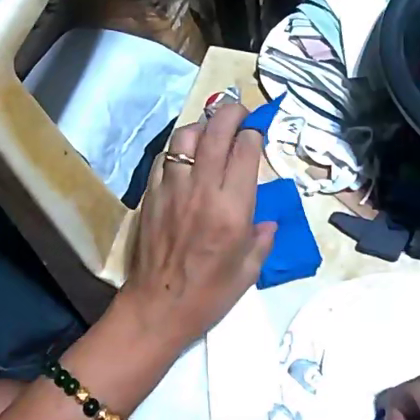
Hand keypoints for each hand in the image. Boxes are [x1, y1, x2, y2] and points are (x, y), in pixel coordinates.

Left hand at [117, 102, 274, 350]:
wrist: (157, 309)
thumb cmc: (210, 294)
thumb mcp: (250, 269)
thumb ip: (263, 237)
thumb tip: (268, 219)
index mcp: (233, 208)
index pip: (245, 150)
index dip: (254, 133)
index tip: (258, 132)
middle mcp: (204, 190)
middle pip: (217, 133)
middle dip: (232, 113)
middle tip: (240, 111)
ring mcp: (173, 189)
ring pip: (186, 137)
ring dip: (203, 125)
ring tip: (212, 128)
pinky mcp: (151, 195)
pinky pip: (165, 158)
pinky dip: (179, 148)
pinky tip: (187, 154)